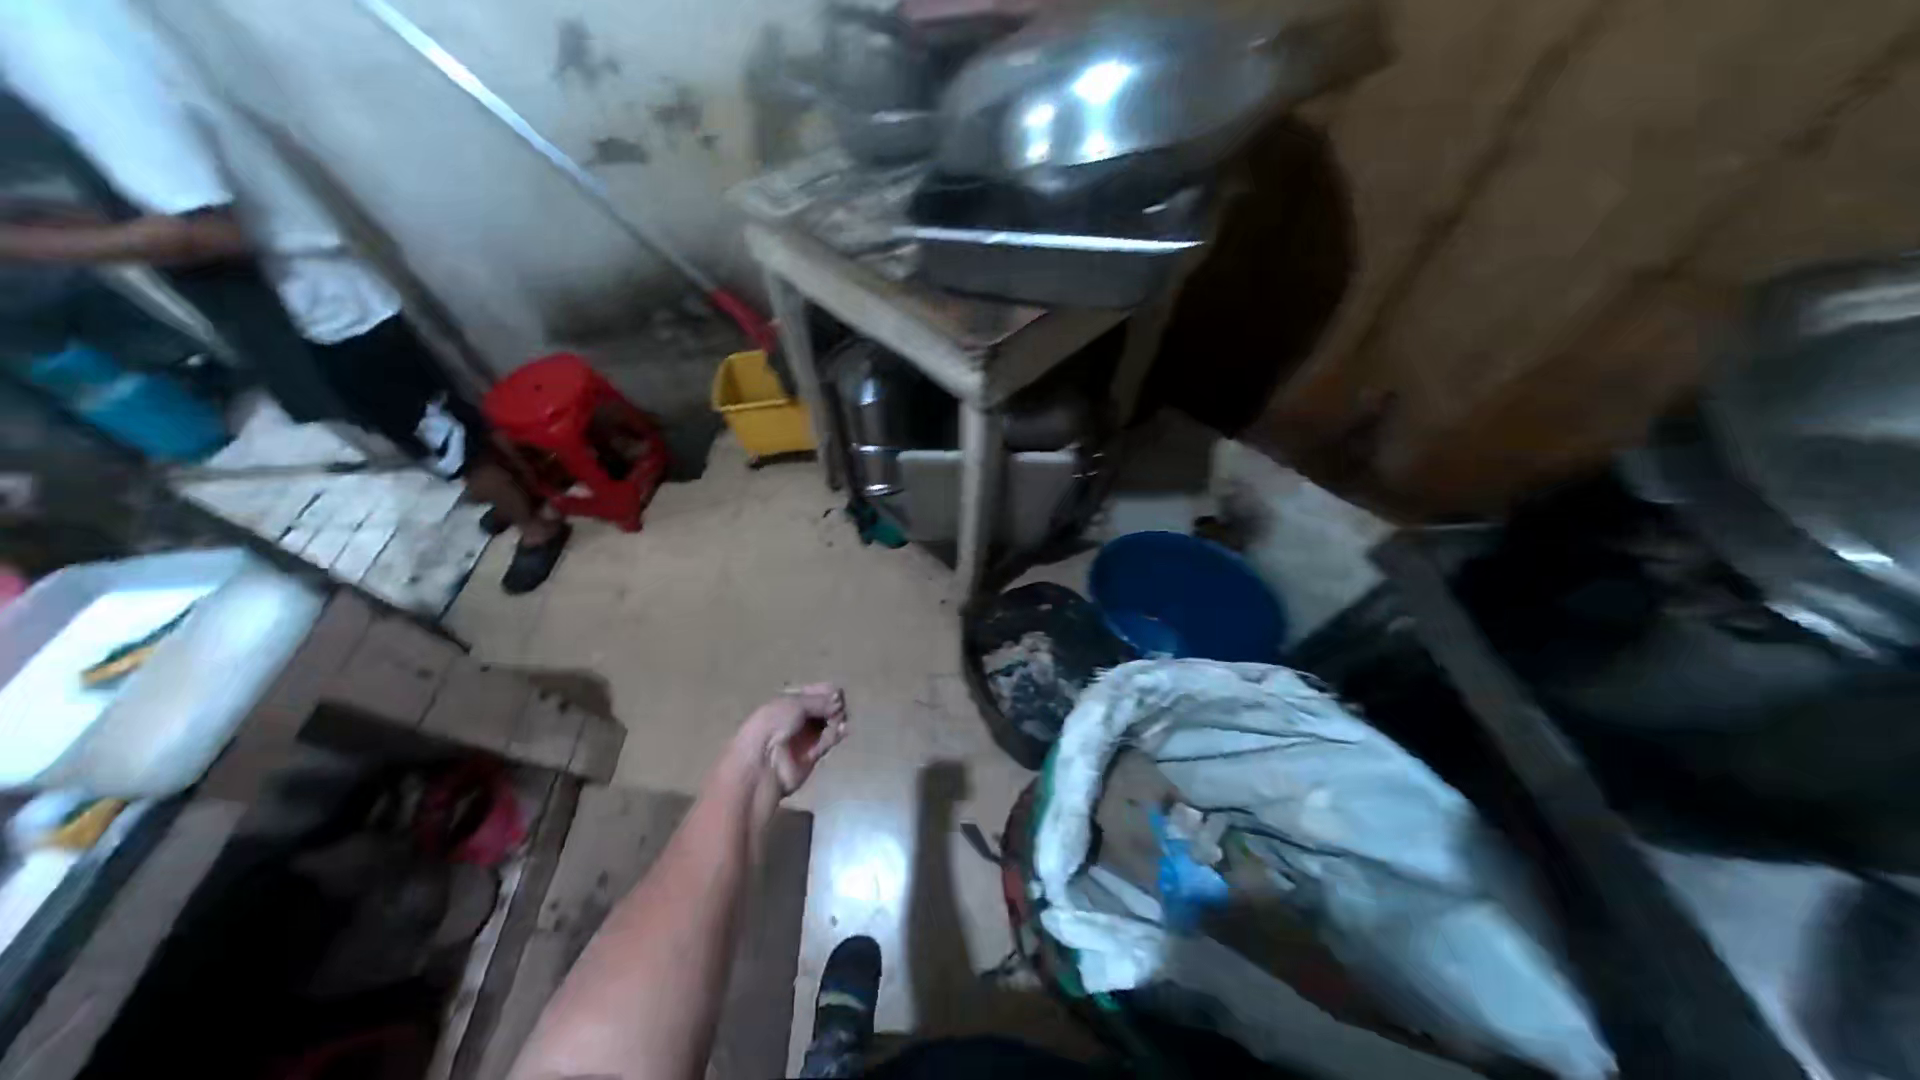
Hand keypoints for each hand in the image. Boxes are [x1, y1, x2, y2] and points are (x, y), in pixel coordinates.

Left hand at [732, 683, 846, 797]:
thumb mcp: (795, 703)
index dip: (828, 692)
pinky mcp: (813, 754)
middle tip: (837, 709)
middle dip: (834, 705)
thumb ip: (820, 701)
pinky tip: (843, 729)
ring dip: (837, 719)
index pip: (816, 692)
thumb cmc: (774, 724)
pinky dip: (837, 734)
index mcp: (790, 700)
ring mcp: (806, 736)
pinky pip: (828, 741)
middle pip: (825, 707)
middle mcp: (798, 717)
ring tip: (837, 721)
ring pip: (829, 723)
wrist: (762, 761)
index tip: (835, 694)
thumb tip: (839, 701)